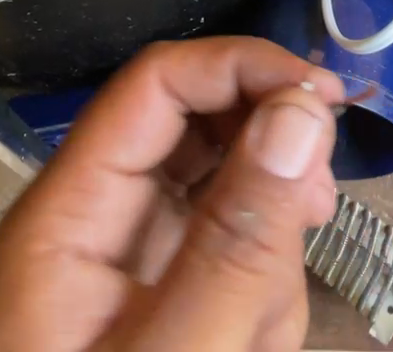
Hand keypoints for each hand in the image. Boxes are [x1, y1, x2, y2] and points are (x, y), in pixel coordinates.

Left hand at [0, 37, 343, 351]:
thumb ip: (237, 241)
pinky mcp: (163, 304)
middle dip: (266, 169)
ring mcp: (131, 268)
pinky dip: (263, 298)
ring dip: (268, 254)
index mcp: (67, 217)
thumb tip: (300, 111)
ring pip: (230, 197)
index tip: (324, 99)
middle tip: (315, 213)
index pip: (159, 84)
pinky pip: (234, 259)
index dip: (244, 68)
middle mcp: (96, 224)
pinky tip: (252, 349)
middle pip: (201, 132)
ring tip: (258, 341)